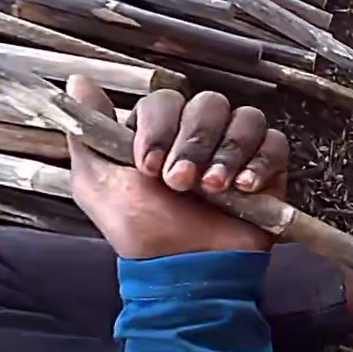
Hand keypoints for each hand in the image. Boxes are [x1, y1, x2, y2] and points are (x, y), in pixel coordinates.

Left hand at [65, 77, 289, 259]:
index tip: (148, 166)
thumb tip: (78, 81)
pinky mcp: (268, 168)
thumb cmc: (143, 232)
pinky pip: (274, 144)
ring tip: (215, 189)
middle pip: (209, 104)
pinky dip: (261, 162)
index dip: (160, 128)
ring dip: (228, 152)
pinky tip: (243, 188)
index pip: (167, 101)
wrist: (185, 270)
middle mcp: (200, 135)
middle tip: (181, 181)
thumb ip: (89, 129)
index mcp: (162, 132)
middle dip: (194, 143)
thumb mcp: (98, 182)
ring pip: (245, 118)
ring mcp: (236, 149)